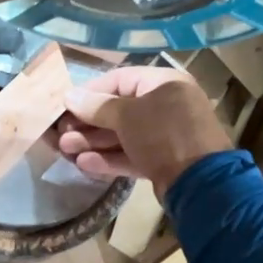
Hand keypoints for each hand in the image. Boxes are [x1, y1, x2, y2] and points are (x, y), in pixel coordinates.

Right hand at [58, 65, 233, 184]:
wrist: (201, 182)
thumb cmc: (163, 134)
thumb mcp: (127, 115)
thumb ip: (96, 106)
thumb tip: (69, 96)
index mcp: (163, 84)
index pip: (119, 80)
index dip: (90, 92)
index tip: (65, 105)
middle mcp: (165, 105)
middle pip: (118, 110)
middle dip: (87, 122)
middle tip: (61, 133)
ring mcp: (164, 135)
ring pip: (121, 135)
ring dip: (92, 141)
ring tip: (65, 149)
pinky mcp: (161, 160)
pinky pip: (130, 154)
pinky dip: (108, 158)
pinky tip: (84, 163)